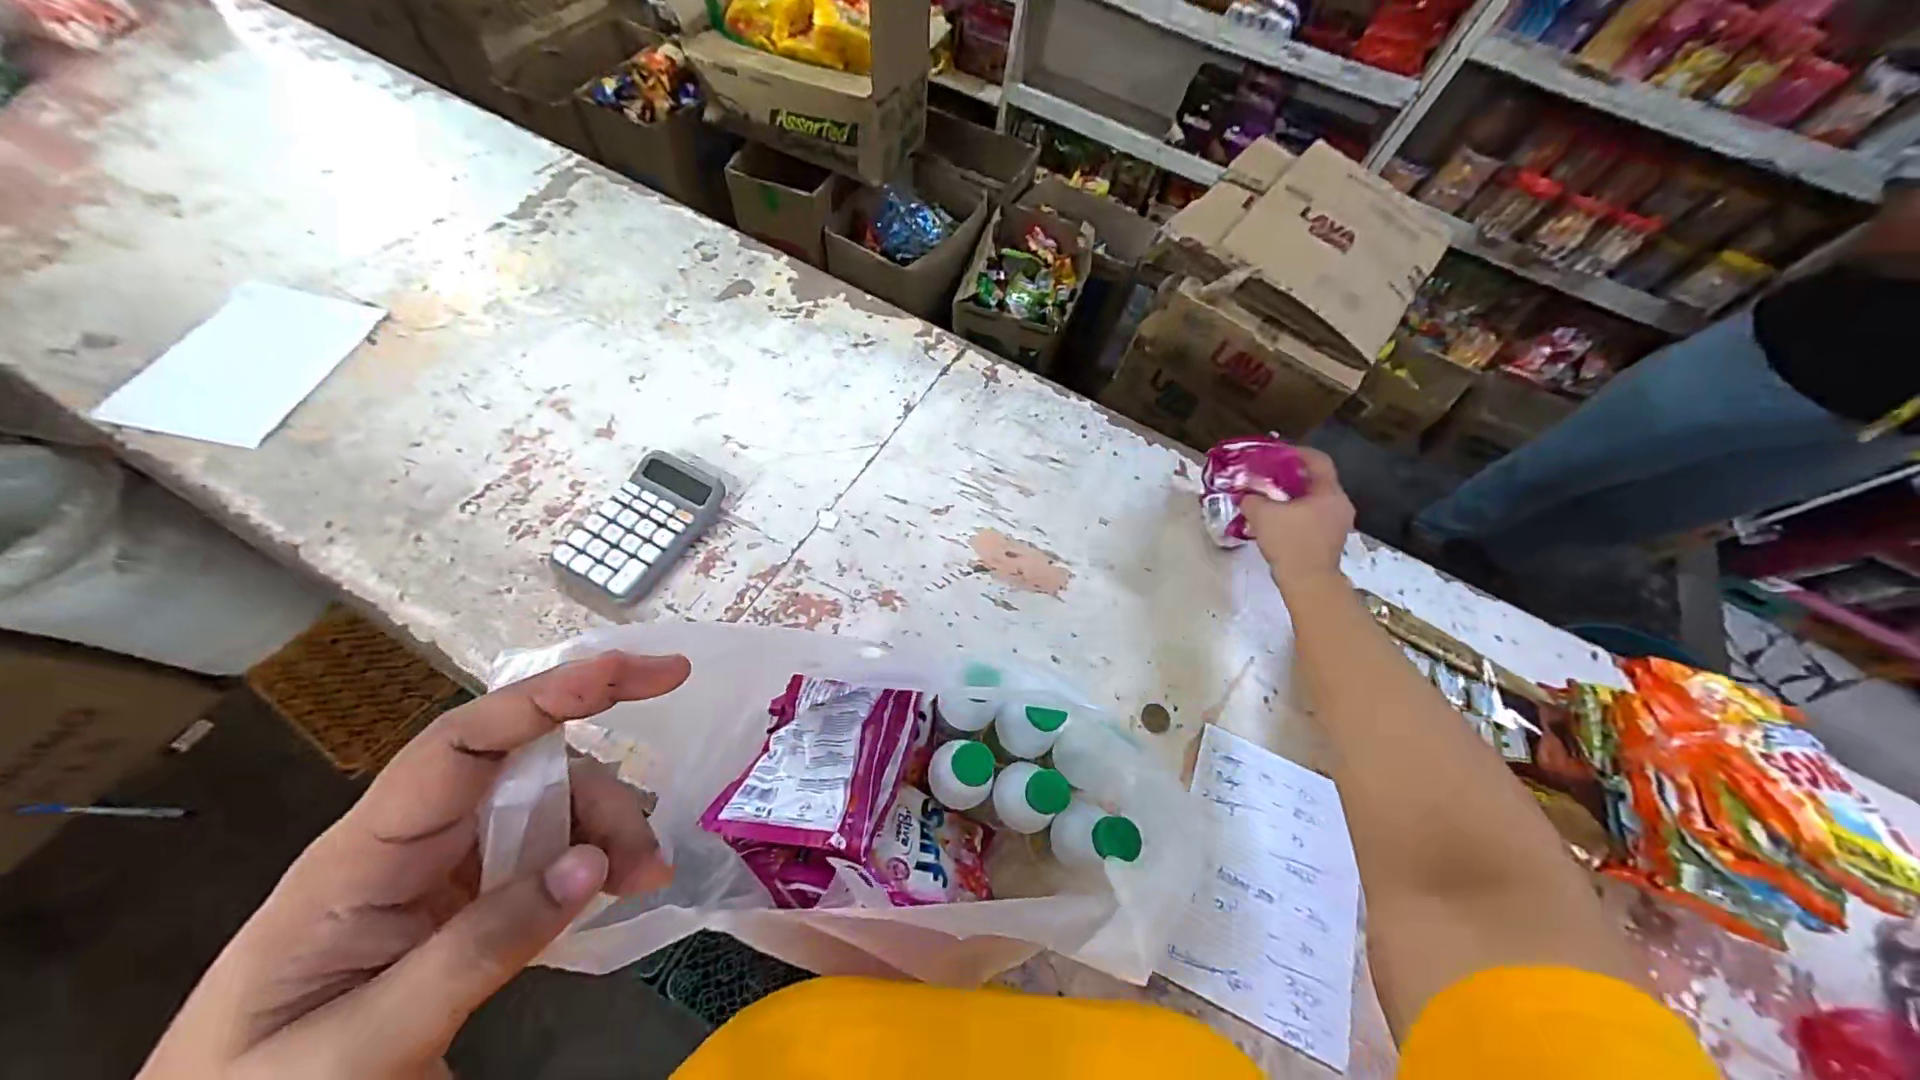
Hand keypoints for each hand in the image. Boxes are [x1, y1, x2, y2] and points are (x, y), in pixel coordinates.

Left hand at [138, 651, 691, 1079]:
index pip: (460, 743)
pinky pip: (556, 845)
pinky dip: (602, 854)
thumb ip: (474, 954)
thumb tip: (592, 862)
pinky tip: (624, 884)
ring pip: (555, 802)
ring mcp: (450, 863)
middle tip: (650, 857)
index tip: (623, 671)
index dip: (544, 696)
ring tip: (644, 881)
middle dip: (602, 792)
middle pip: (530, 771)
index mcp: (362, 855)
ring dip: (611, 829)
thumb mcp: (356, 1047)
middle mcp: (415, 838)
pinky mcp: (477, 891)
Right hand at [1240, 446, 1353, 592]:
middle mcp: (1340, 505)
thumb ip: (1252, 499)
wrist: (1308, 582)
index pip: (1317, 461)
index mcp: (1329, 493)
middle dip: (1292, 477)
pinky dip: (1298, 514)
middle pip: (1317, 481)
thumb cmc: (1289, 542)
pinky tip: (1278, 521)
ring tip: (1270, 499)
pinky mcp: (1331, 541)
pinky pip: (1315, 518)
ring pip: (1316, 501)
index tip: (1277, 452)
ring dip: (1294, 498)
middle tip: (1269, 477)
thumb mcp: (1261, 514)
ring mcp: (1339, 524)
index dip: (1296, 453)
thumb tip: (1246, 496)